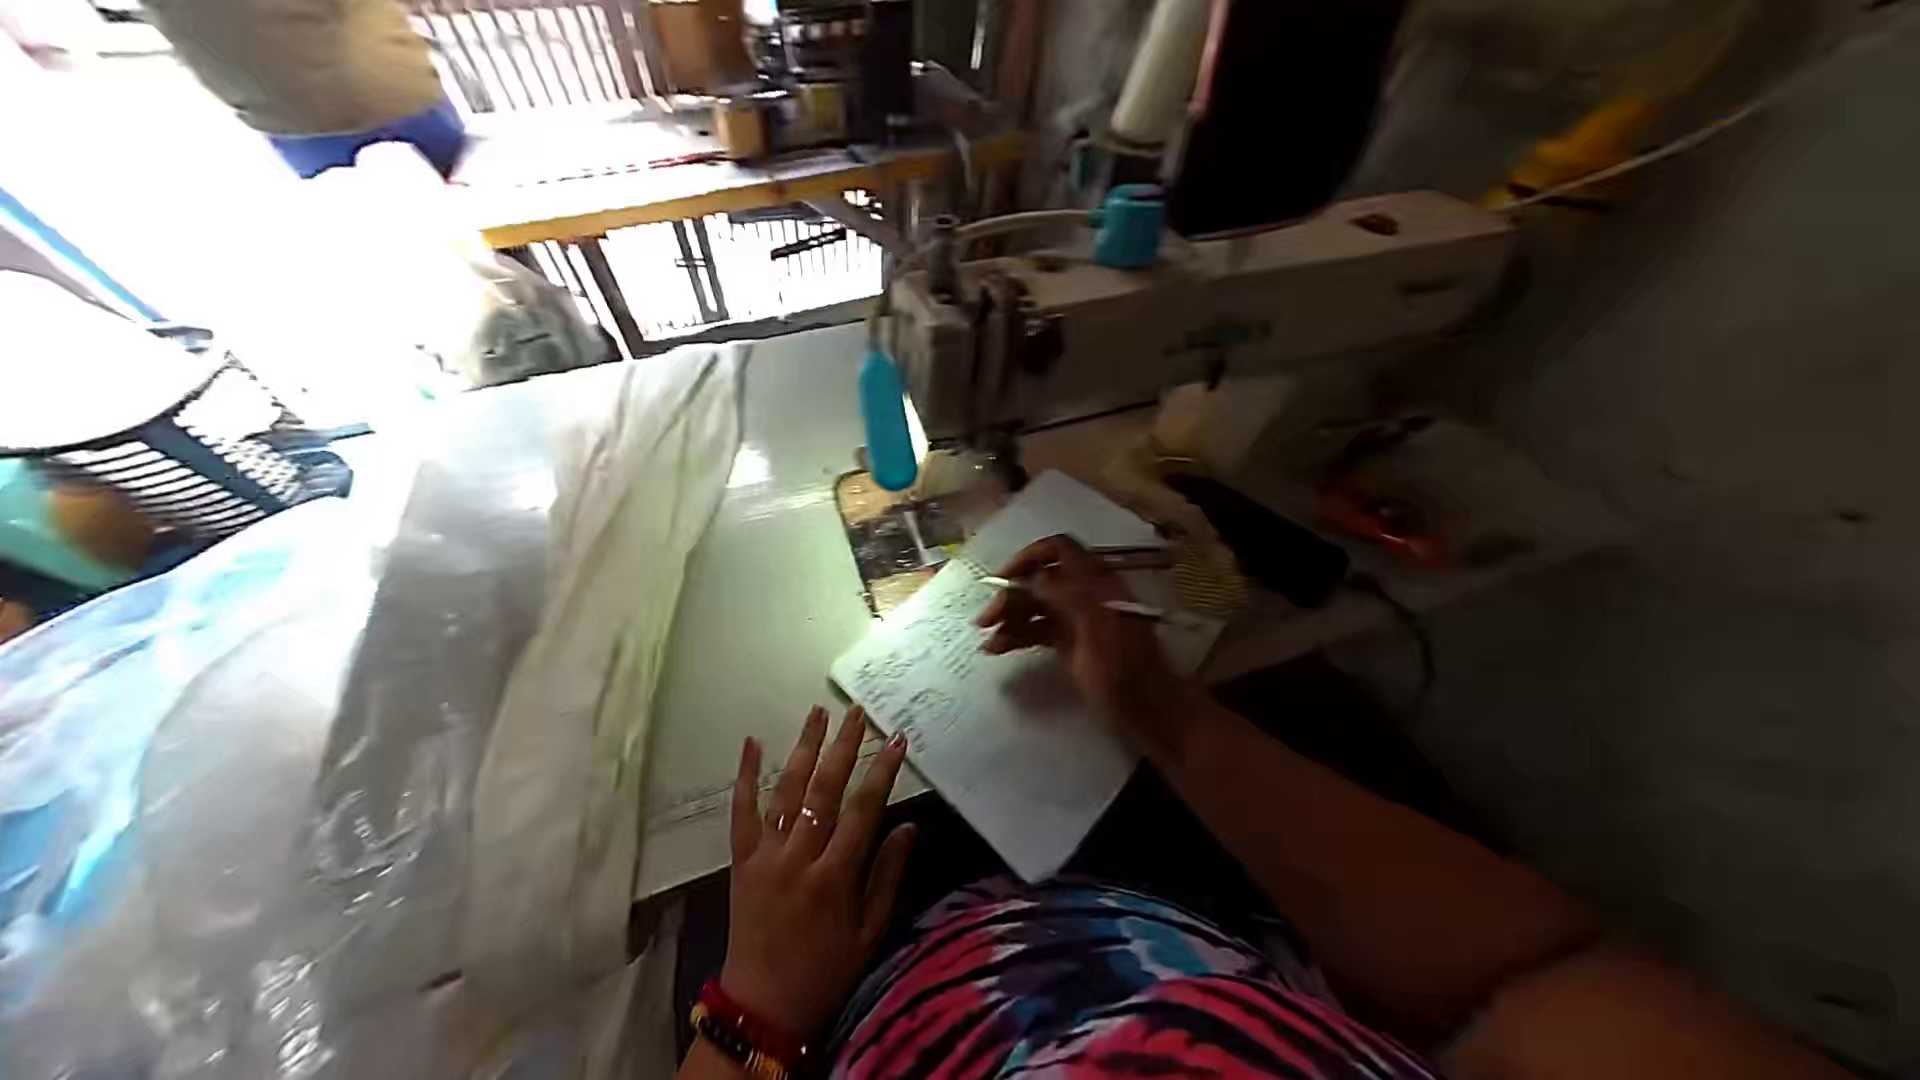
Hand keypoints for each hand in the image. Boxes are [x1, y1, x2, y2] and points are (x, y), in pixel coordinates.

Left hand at [722, 705, 914, 1038]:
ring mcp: (765, 855)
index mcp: (834, 877)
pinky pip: (741, 812)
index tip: (897, 739)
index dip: (882, 771)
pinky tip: (751, 742)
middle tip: (857, 711)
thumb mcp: (870, 931)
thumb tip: (910, 825)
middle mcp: (798, 857)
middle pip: (824, 790)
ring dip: (803, 748)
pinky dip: (745, 776)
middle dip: (843, 746)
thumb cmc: (825, 968)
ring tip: (817, 712)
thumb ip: (888, 875)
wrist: (761, 1006)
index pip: (863, 810)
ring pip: (785, 791)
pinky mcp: (741, 860)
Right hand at [974, 535, 1194, 750]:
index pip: (1060, 550)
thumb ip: (1066, 595)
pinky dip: (1018, 636)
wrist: (1151, 712)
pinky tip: (999, 648)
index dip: (1029, 557)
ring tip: (987, 641)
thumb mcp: (1097, 629)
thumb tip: (1031, 579)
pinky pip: (1039, 630)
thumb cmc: (1126, 670)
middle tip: (984, 619)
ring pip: (1037, 607)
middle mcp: (1086, 594)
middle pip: (1041, 581)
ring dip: (1010, 618)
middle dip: (1012, 595)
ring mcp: (1078, 619)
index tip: (1003, 578)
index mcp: (1097, 583)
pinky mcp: (1071, 644)